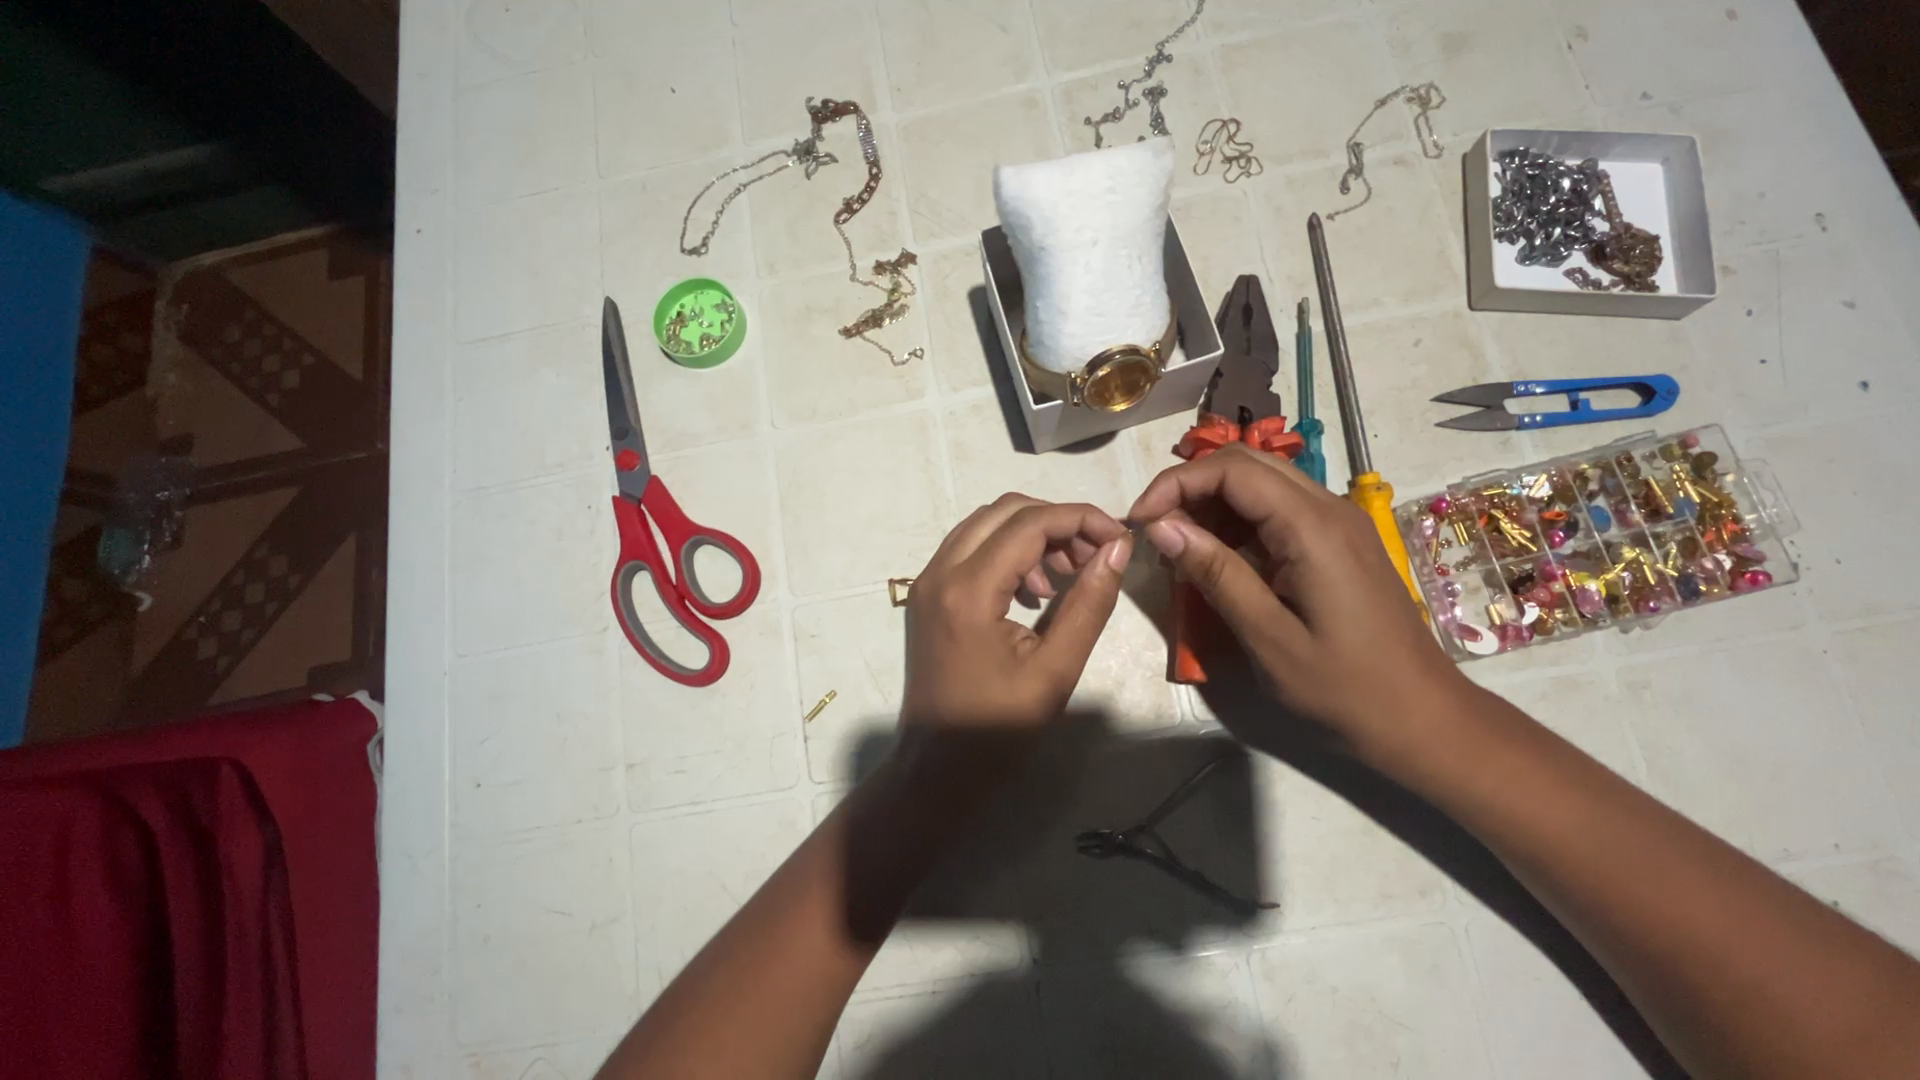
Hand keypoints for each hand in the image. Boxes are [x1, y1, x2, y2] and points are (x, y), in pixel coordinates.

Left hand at [902, 494, 1132, 730]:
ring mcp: (927, 582)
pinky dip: (1006, 552)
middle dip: (1057, 522)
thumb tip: (1118, 549)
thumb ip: (1088, 604)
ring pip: (985, 525)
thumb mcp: (1055, 671)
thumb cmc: (998, 732)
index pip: (1029, 523)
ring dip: (1031, 535)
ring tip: (1067, 576)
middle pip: (1004, 511)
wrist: (936, 771)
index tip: (1120, 539)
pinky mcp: (927, 596)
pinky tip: (1035, 592)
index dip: (1081, 519)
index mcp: (968, 591)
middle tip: (1095, 557)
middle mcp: (939, 572)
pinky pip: (969, 549)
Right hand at [1129, 444, 1468, 752]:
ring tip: (1178, 548)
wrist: (1420, 716)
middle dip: (1189, 487)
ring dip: (1212, 502)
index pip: (1232, 470)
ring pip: (1262, 483)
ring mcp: (1338, 522)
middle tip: (1154, 532)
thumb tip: (1161, 527)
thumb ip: (1215, 574)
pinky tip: (1216, 557)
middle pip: (1246, 464)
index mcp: (1312, 527)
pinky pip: (1278, 509)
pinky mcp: (1338, 541)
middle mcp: (1329, 508)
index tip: (1139, 522)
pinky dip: (1237, 521)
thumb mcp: (1267, 637)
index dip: (1176, 484)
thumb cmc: (1342, 686)